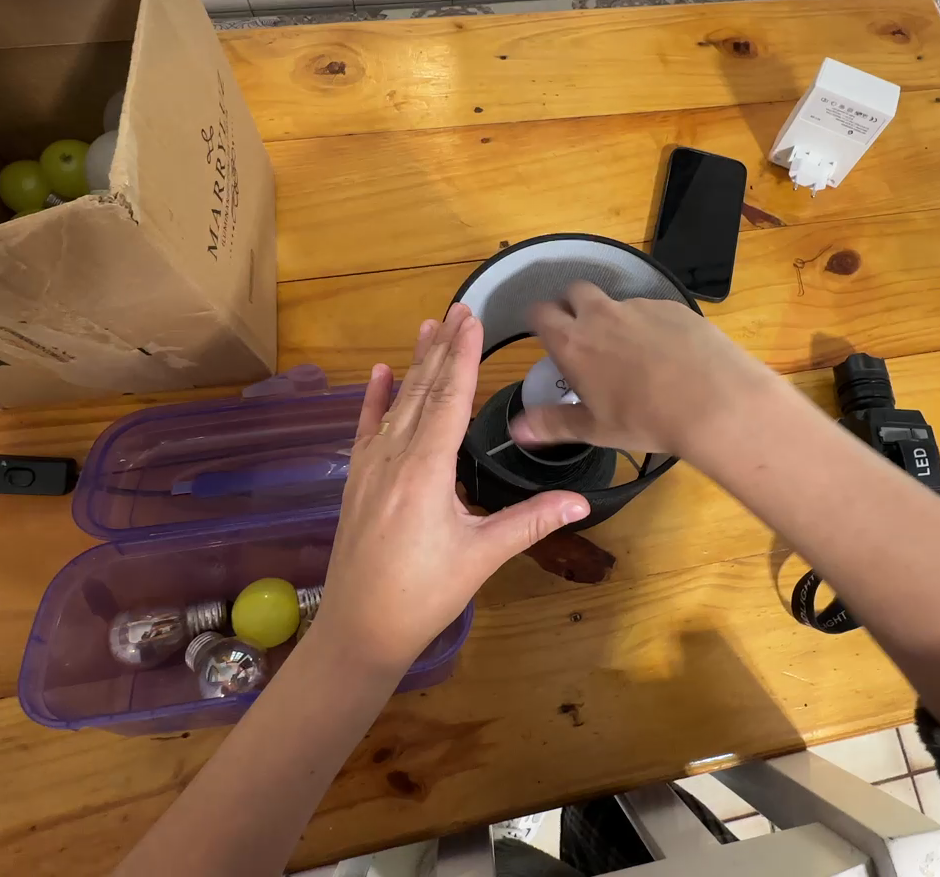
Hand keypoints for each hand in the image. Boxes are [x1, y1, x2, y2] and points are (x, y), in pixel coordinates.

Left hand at [319, 302, 591, 671]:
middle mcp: (395, 457)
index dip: (463, 355)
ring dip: (415, 364)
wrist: (359, 631)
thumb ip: (531, 523)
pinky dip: (374, 398)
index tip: (471, 317)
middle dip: (443, 348)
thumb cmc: (424, 595)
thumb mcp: (482, 557)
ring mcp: (370, 467)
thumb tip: (582, 502)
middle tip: (458, 307)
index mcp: (427, 470)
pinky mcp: (357, 481)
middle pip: (424, 391)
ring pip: (397, 404)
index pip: (450, 398)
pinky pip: (366, 428)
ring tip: (428, 325)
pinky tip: (380, 372)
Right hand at [509, 282, 783, 455]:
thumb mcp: (595, 429)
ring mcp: (639, 306)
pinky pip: (651, 308)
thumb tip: (516, 429)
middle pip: (574, 291)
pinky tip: (668, 352)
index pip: (540, 313)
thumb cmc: (645, 420)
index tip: (545, 333)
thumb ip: (553, 424)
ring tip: (632, 351)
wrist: (714, 402)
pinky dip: (650, 324)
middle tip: (583, 334)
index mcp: (573, 342)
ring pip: (615, 301)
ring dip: (614, 317)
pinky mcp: (673, 306)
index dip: (539, 320)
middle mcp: (601, 315)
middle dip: (573, 306)